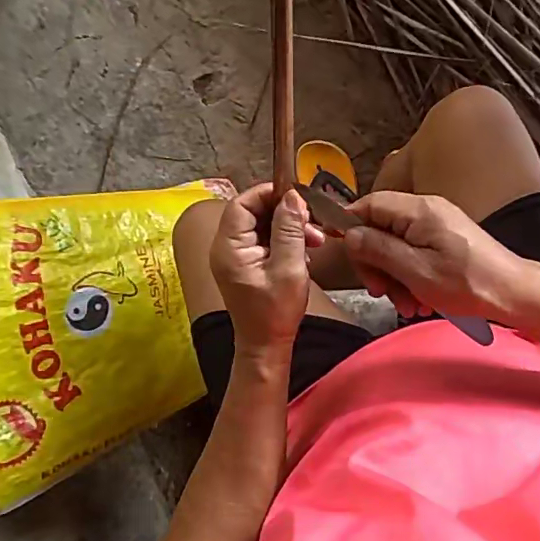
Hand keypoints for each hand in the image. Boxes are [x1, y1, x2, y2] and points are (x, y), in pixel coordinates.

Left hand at [209, 183, 324, 356]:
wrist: (265, 346)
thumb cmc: (275, 312)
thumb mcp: (289, 267)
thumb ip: (289, 229)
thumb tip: (292, 197)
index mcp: (229, 247)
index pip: (242, 203)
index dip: (269, 194)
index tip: (297, 197)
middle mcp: (225, 248)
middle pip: (252, 212)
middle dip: (284, 213)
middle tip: (311, 222)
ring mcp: (234, 256)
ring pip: (261, 225)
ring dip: (288, 227)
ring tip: (314, 240)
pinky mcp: (244, 264)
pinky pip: (263, 240)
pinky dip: (284, 240)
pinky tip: (304, 251)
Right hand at [341, 191, 534, 321]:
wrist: (516, 295)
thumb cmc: (468, 283)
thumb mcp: (414, 270)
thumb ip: (377, 248)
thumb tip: (349, 234)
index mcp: (418, 210)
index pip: (368, 204)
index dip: (350, 228)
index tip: (346, 257)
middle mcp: (427, 210)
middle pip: (379, 227)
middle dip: (375, 263)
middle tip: (381, 292)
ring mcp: (437, 225)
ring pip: (395, 245)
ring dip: (393, 277)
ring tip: (406, 305)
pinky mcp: (446, 241)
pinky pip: (414, 254)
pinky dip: (410, 277)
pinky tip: (418, 301)